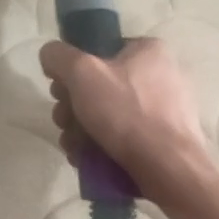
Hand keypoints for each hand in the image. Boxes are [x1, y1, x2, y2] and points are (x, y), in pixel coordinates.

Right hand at [40, 38, 216, 209]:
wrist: (168, 169)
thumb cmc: (126, 113)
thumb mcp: (81, 73)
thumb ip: (58, 56)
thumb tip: (50, 56)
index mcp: (148, 50)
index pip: (98, 50)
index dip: (72, 69)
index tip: (61, 91)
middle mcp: (162, 74)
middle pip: (98, 84)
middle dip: (72, 106)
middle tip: (64, 121)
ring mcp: (165, 108)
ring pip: (107, 112)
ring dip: (80, 128)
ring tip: (73, 145)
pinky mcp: (164, 138)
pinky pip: (123, 133)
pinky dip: (100, 143)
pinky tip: (86, 156)